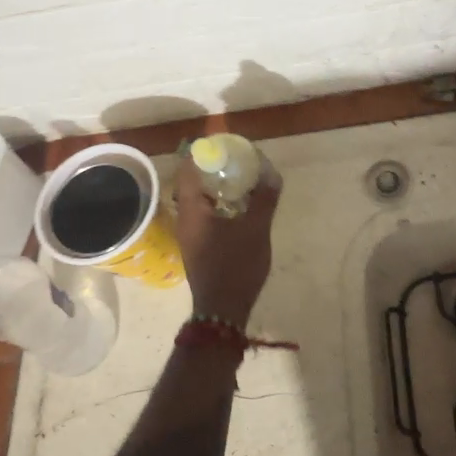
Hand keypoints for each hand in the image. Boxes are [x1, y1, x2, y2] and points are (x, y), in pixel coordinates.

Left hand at [172, 157, 279, 328]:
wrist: (222, 311)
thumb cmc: (235, 267)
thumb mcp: (255, 230)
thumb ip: (263, 199)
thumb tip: (271, 174)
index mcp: (191, 211)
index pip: (188, 170)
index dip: (202, 154)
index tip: (222, 145)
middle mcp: (184, 219)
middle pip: (191, 183)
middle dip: (210, 169)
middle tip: (234, 159)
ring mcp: (188, 235)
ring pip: (197, 200)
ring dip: (214, 187)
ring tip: (238, 179)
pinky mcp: (196, 246)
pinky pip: (202, 214)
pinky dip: (216, 203)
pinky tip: (236, 206)